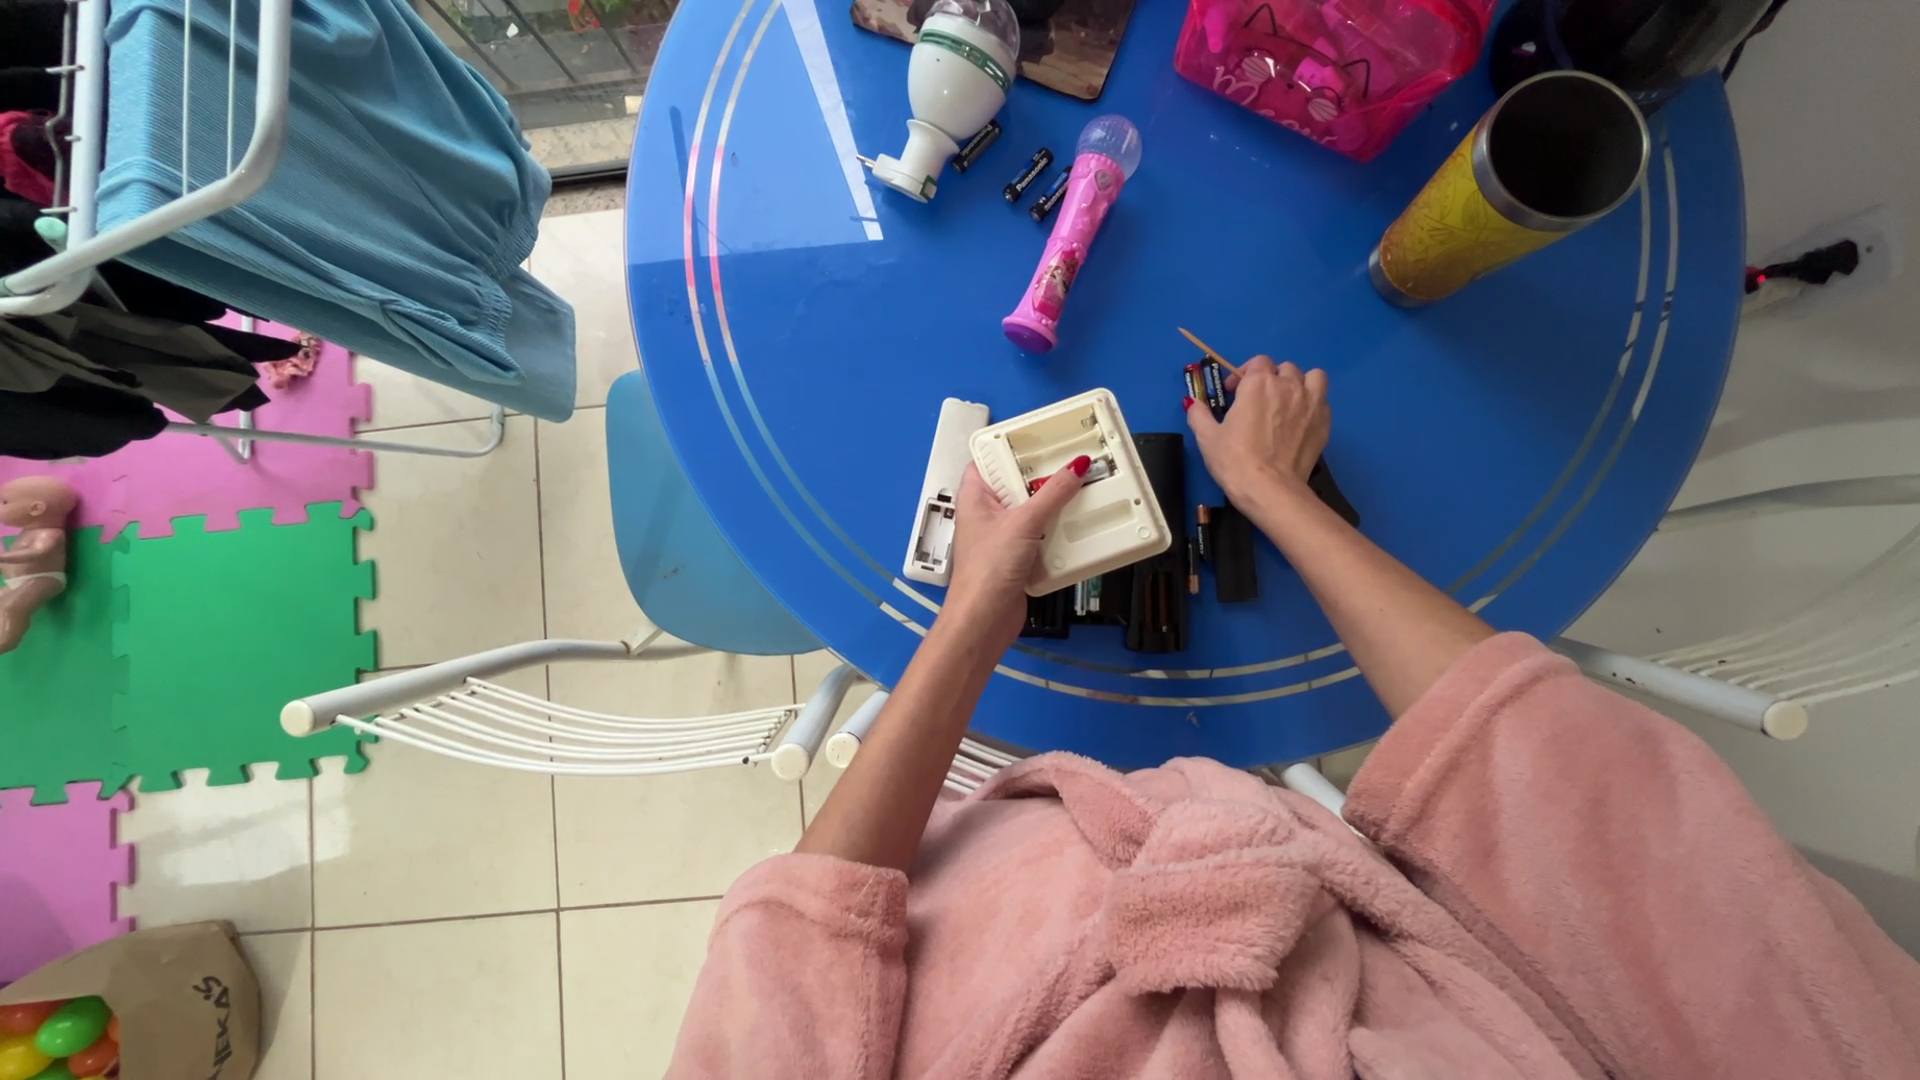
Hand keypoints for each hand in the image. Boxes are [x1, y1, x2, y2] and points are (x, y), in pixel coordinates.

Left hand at [942, 458, 1088, 647]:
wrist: (984, 620)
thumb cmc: (986, 570)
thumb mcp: (1023, 523)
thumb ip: (1052, 494)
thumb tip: (1074, 467)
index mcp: (975, 495)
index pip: (989, 457)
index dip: (1012, 446)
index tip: (1041, 437)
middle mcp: (987, 512)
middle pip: (1017, 483)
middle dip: (1043, 476)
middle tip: (1071, 461)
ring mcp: (1002, 535)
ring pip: (1032, 510)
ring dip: (1053, 505)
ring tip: (1080, 488)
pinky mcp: (1018, 556)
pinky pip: (1041, 535)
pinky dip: (1056, 531)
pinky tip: (1075, 524)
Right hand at [1185, 356, 1329, 505]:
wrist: (1270, 489)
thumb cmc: (1234, 461)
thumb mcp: (1207, 438)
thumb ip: (1199, 415)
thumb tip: (1193, 404)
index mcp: (1259, 384)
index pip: (1257, 362)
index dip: (1243, 374)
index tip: (1233, 392)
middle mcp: (1289, 385)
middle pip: (1284, 368)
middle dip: (1270, 378)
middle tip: (1258, 400)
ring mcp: (1312, 402)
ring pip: (1313, 377)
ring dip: (1300, 383)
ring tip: (1288, 401)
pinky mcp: (1325, 421)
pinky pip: (1323, 400)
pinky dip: (1313, 404)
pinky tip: (1300, 420)